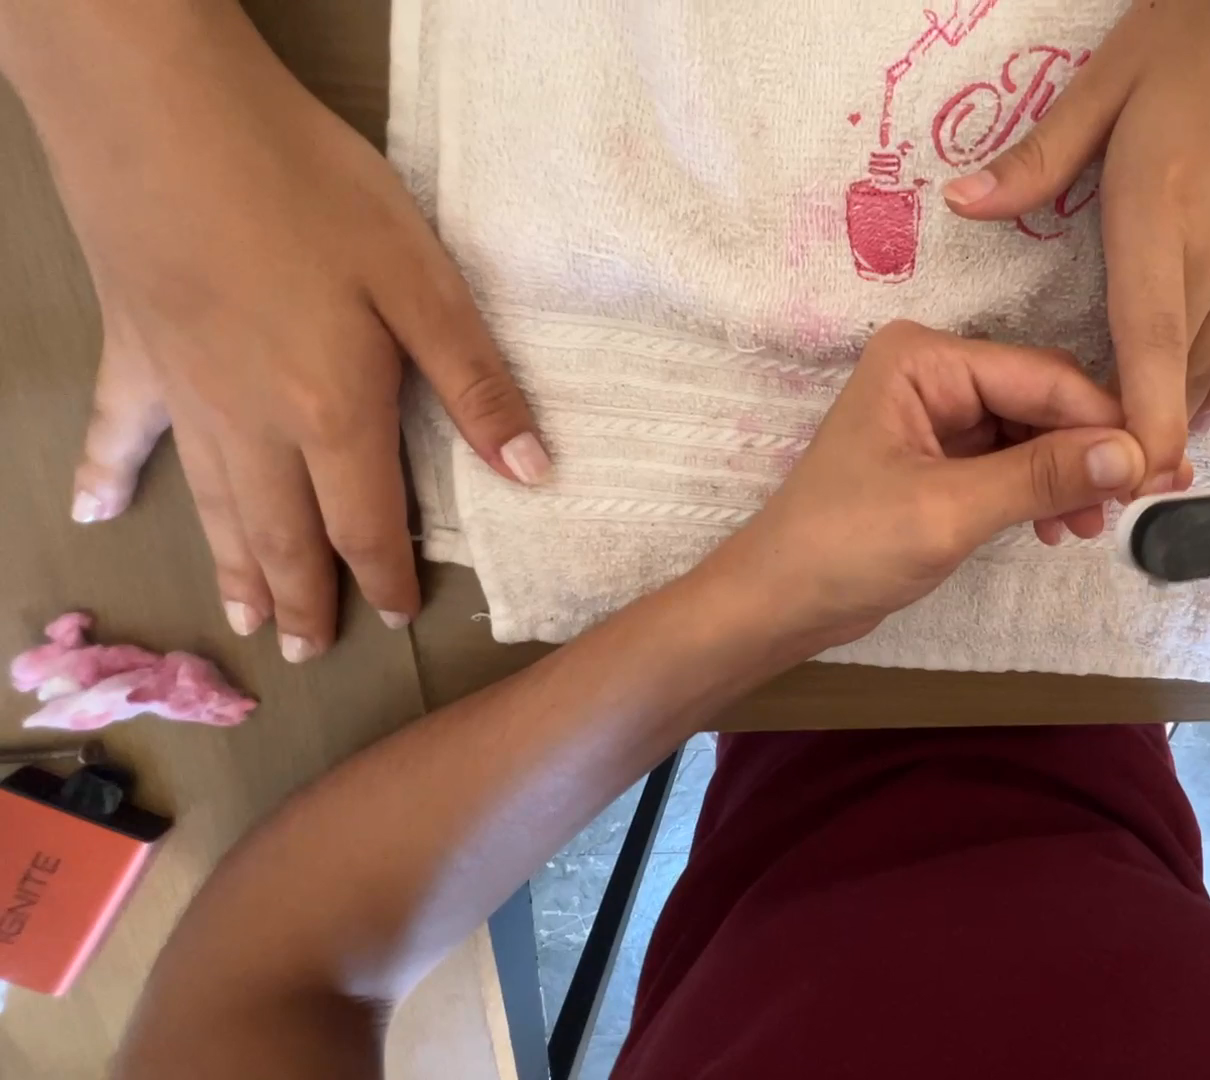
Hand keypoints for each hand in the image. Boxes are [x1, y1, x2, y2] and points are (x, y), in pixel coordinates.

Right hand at [45, 6, 544, 662]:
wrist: (164, 101)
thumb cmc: (316, 195)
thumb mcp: (428, 291)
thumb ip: (479, 388)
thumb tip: (533, 473)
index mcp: (333, 412)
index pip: (366, 523)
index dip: (385, 575)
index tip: (399, 616)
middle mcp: (252, 421)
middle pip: (284, 532)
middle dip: (305, 595)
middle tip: (308, 650)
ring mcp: (181, 387)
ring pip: (215, 504)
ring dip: (233, 567)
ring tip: (242, 622)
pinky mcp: (134, 345)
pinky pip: (122, 431)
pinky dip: (112, 476)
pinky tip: (92, 517)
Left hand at [702, 321, 1145, 649]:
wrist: (782, 603)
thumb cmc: (847, 547)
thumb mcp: (949, 510)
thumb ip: (1041, 476)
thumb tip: (1133, 455)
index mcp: (925, 360)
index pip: (1041, 377)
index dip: (1105, 421)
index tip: (1162, 468)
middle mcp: (934, 373)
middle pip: (1040, 401)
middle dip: (1089, 451)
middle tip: (1141, 501)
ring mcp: (938, 416)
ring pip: (1031, 434)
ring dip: (1067, 477)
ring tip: (1092, 528)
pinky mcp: (942, 458)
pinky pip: (1010, 462)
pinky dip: (1037, 492)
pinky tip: (1055, 527)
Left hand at [943, 0, 1209, 495]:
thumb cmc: (1206, 32)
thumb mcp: (1106, 84)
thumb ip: (1036, 161)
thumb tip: (961, 200)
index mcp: (1157, 224)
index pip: (1150, 348)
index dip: (1141, 425)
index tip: (1122, 480)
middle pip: (1179, 377)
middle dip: (1146, 442)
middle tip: (1105, 487)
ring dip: (1179, 420)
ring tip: (1142, 462)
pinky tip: (1199, 413)